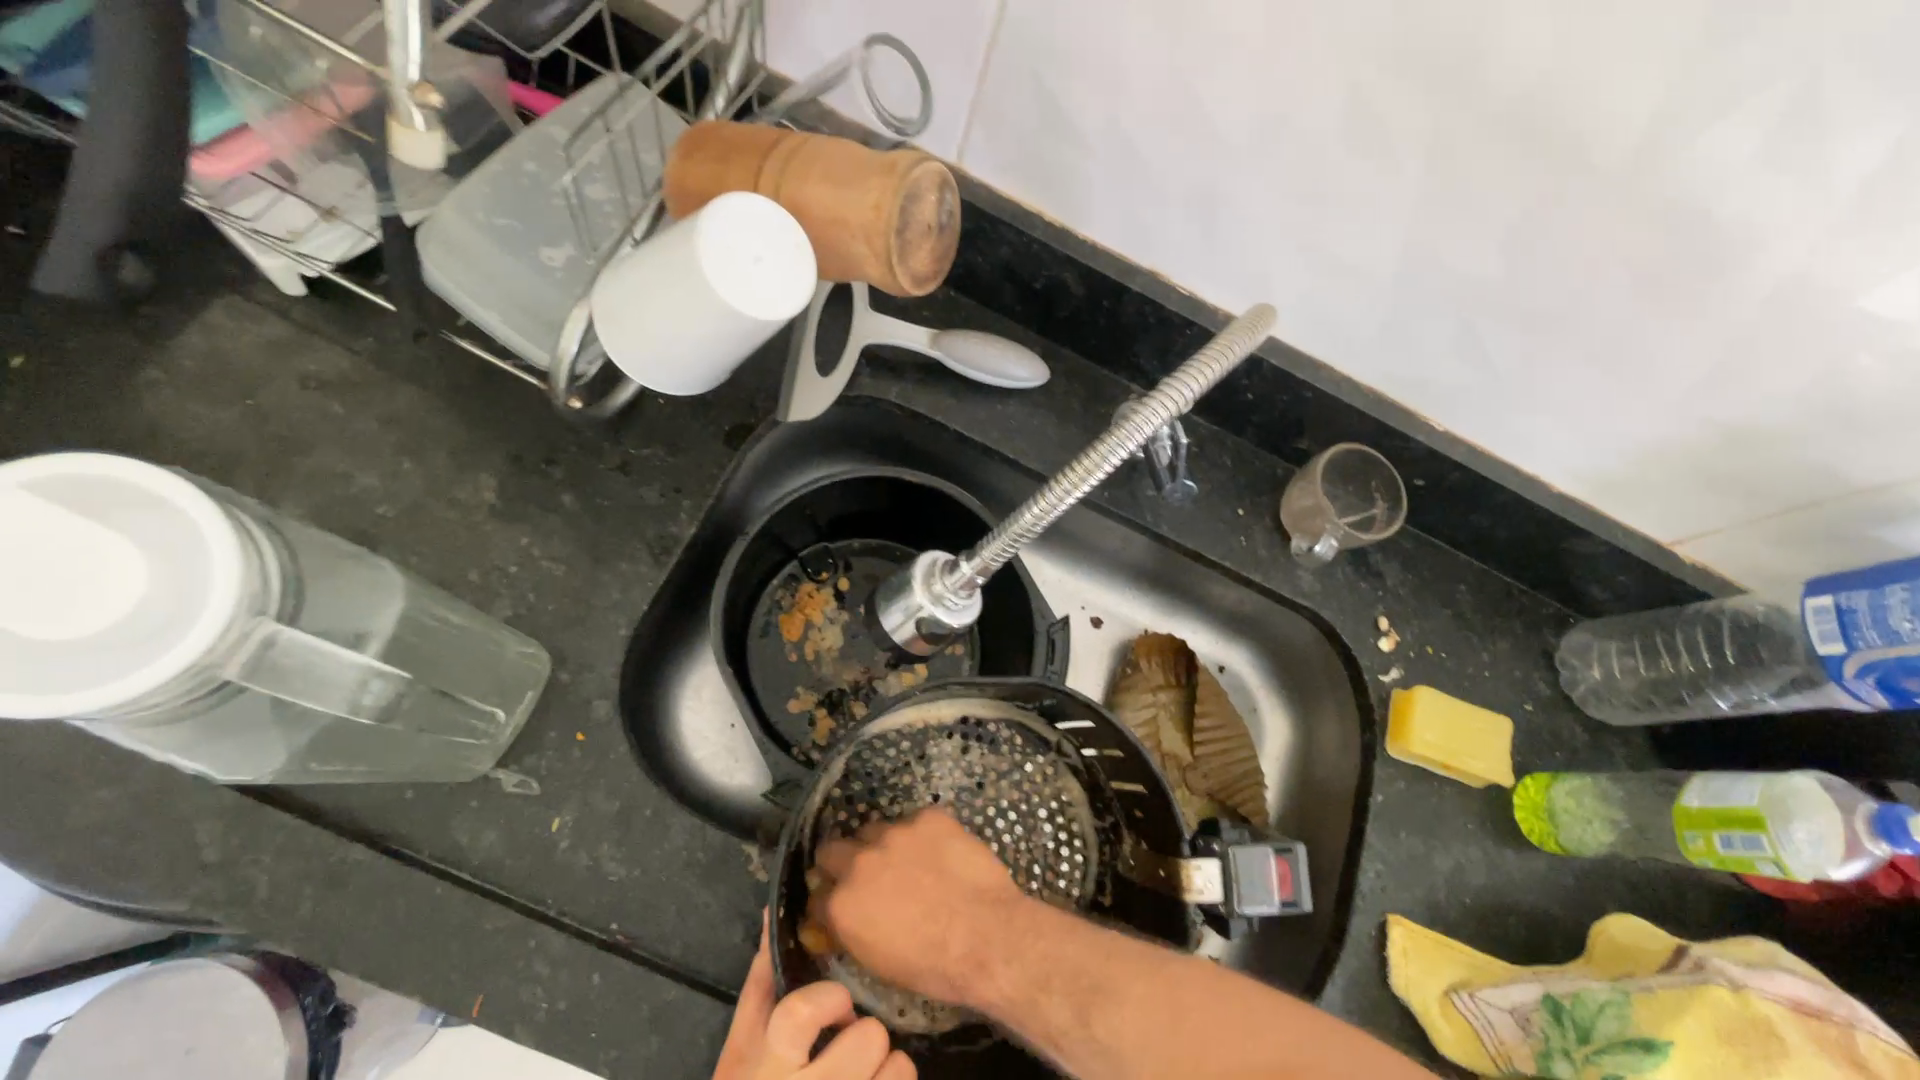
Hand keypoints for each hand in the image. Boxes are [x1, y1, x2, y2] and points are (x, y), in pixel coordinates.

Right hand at [713, 918, 915, 1079]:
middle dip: (863, 1041)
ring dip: (887, 1071)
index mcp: (768, 1065)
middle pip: (869, 1038)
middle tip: (849, 1053)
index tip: (832, 1009)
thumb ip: (760, 985)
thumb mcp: (740, 1051)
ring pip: (899, 1070)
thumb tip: (772, 912)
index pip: (808, 1009)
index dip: (829, 1002)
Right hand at [812, 809, 1031, 1007]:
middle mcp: (860, 862)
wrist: (988, 938)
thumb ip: (850, 932)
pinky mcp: (929, 817)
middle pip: (833, 850)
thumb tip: (840, 921)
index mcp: (842, 904)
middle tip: (868, 876)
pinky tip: (942, 853)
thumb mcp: (878, 963)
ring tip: (910, 862)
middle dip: (842, 862)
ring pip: (875, 830)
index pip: (816, 896)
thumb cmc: (934, 966)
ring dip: (883, 846)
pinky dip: (924, 835)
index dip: (827, 900)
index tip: (837, 904)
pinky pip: (917, 821)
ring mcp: (895, 834)